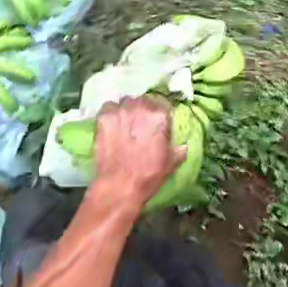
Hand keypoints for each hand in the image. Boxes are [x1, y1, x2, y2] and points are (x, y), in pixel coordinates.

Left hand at [90, 95, 181, 209]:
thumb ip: (178, 150)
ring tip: (125, 124)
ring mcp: (120, 110)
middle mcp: (140, 107)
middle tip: (141, 124)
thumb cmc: (148, 176)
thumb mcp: (170, 164)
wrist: (119, 185)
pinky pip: (108, 107)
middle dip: (143, 110)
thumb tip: (184, 145)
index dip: (161, 114)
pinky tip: (111, 125)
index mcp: (159, 116)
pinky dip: (111, 114)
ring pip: (125, 102)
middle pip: (143, 101)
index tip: (159, 122)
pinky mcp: (103, 116)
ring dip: (127, 110)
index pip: (163, 104)